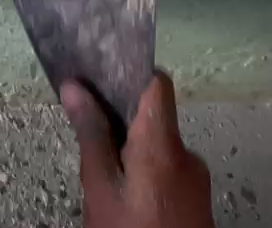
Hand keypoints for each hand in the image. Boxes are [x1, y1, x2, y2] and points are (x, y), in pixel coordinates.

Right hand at [62, 72, 214, 227]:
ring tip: (101, 167)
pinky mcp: (198, 201)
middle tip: (87, 129)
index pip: (156, 83)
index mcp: (163, 145)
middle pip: (153, 115)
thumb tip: (73, 86)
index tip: (100, 70)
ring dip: (131, 146)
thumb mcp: (100, 188)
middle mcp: (187, 155)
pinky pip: (168, 166)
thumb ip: (90, 134)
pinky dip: (145, 167)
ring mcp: (197, 180)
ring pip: (158, 143)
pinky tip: (123, 189)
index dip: (130, 70)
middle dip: (120, 117)